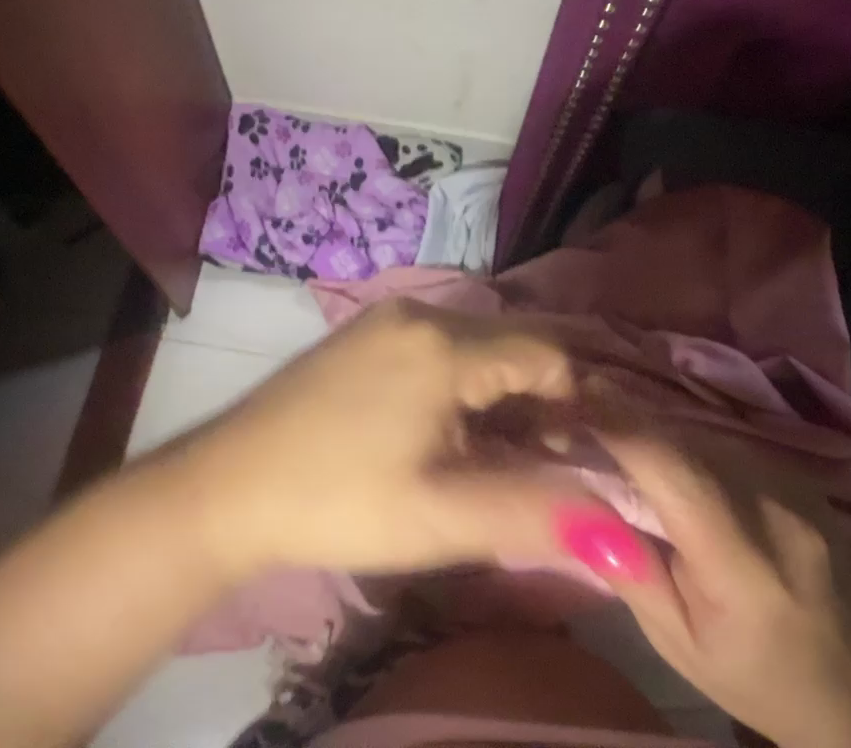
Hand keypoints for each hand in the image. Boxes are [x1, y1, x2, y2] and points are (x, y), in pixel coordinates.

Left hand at [165, 299, 584, 578]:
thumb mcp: (442, 518)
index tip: (581, 461)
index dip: (577, 406)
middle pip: (512, 345)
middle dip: (540, 402)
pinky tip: (447, 433)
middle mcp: (418, 310)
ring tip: (496, 457)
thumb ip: (538, 516)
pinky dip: (461, 384)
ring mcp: (382, 318)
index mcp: (444, 343)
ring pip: (475, 346)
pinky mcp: (360, 334)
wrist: (224, 490)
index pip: (548, 354)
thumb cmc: (337, 504)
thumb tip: (627, 541)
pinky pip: (436, 347)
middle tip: (542, 465)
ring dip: (500, 395)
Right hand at [588, 436, 850, 747]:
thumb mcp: (678, 644)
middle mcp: (776, 507)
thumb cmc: (757, 678)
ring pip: (702, 433)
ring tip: (598, 428)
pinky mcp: (803, 478)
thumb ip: (630, 571)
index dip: (615, 423)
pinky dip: (679, 441)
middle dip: (618, 416)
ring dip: (646, 425)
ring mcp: (797, 487)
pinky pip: (725, 444)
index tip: (564, 398)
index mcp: (743, 561)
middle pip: (682, 438)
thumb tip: (573, 506)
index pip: (672, 468)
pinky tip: (654, 453)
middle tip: (563, 415)